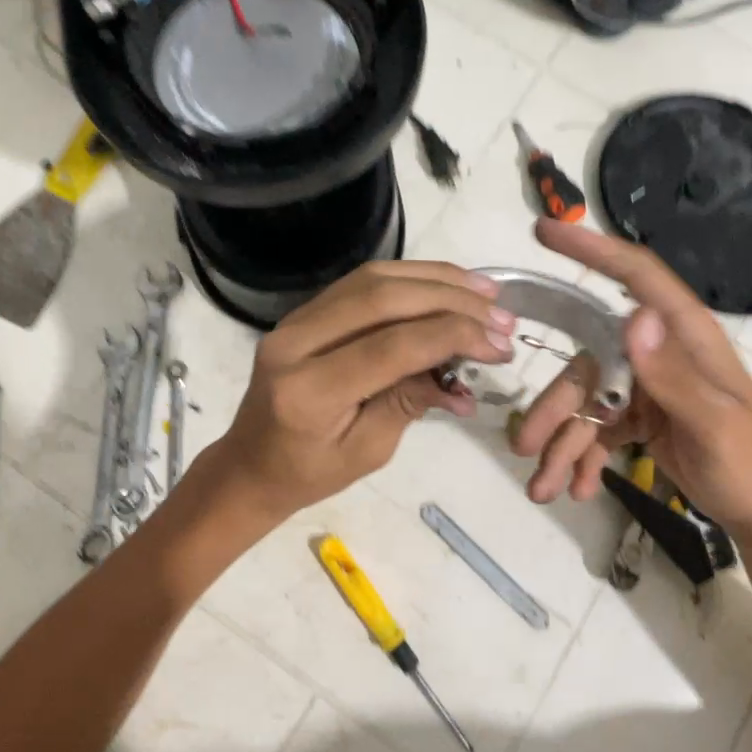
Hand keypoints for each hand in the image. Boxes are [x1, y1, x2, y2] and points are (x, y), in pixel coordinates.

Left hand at [205, 261, 516, 522]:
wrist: (250, 465)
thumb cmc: (310, 473)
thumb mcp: (368, 451)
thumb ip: (410, 402)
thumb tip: (465, 377)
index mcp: (309, 391)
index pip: (391, 346)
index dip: (452, 337)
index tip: (499, 345)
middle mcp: (295, 343)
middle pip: (383, 299)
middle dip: (451, 302)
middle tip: (501, 317)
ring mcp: (295, 320)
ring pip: (374, 278)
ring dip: (436, 279)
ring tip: (485, 292)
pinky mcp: (305, 311)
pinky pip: (362, 281)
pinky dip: (411, 278)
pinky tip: (446, 285)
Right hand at [510, 219, 751, 532]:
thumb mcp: (715, 424)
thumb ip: (672, 374)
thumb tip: (630, 316)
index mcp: (688, 337)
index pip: (636, 277)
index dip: (591, 248)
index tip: (544, 231)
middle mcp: (663, 353)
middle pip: (592, 361)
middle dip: (555, 405)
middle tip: (523, 446)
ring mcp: (651, 388)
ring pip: (589, 401)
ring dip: (564, 442)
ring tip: (542, 487)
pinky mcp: (644, 420)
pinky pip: (600, 430)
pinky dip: (583, 457)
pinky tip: (577, 489)